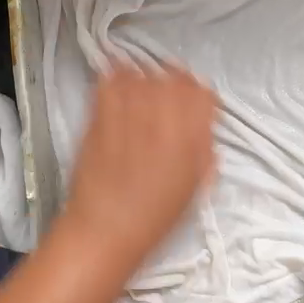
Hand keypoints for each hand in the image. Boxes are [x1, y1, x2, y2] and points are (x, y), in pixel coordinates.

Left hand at [61, 62, 216, 262]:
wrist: (106, 228)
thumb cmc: (154, 216)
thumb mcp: (193, 187)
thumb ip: (203, 152)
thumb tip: (204, 130)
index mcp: (192, 137)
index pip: (204, 95)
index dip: (202, 97)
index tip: (198, 104)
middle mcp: (163, 118)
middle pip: (175, 78)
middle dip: (176, 83)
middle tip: (173, 94)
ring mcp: (129, 113)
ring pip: (144, 74)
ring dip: (148, 78)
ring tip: (146, 89)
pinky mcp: (99, 115)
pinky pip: (110, 80)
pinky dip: (117, 76)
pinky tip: (119, 82)